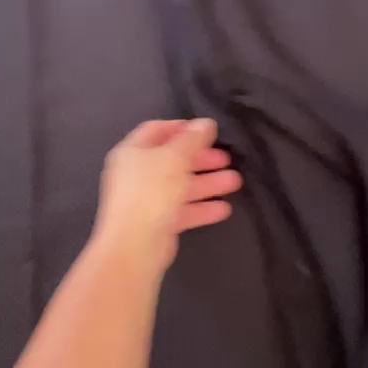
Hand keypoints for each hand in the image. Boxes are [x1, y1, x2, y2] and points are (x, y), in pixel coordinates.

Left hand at [90, 118, 242, 272]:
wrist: (134, 246)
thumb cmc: (151, 192)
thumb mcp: (174, 158)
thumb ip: (192, 139)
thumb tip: (205, 122)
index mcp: (132, 151)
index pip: (157, 130)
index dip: (181, 128)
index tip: (207, 130)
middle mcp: (137, 173)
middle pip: (173, 159)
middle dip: (201, 158)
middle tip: (227, 158)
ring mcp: (147, 200)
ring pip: (180, 186)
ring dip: (207, 183)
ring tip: (235, 182)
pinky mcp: (157, 223)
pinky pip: (182, 210)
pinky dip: (201, 208)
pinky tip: (223, 209)